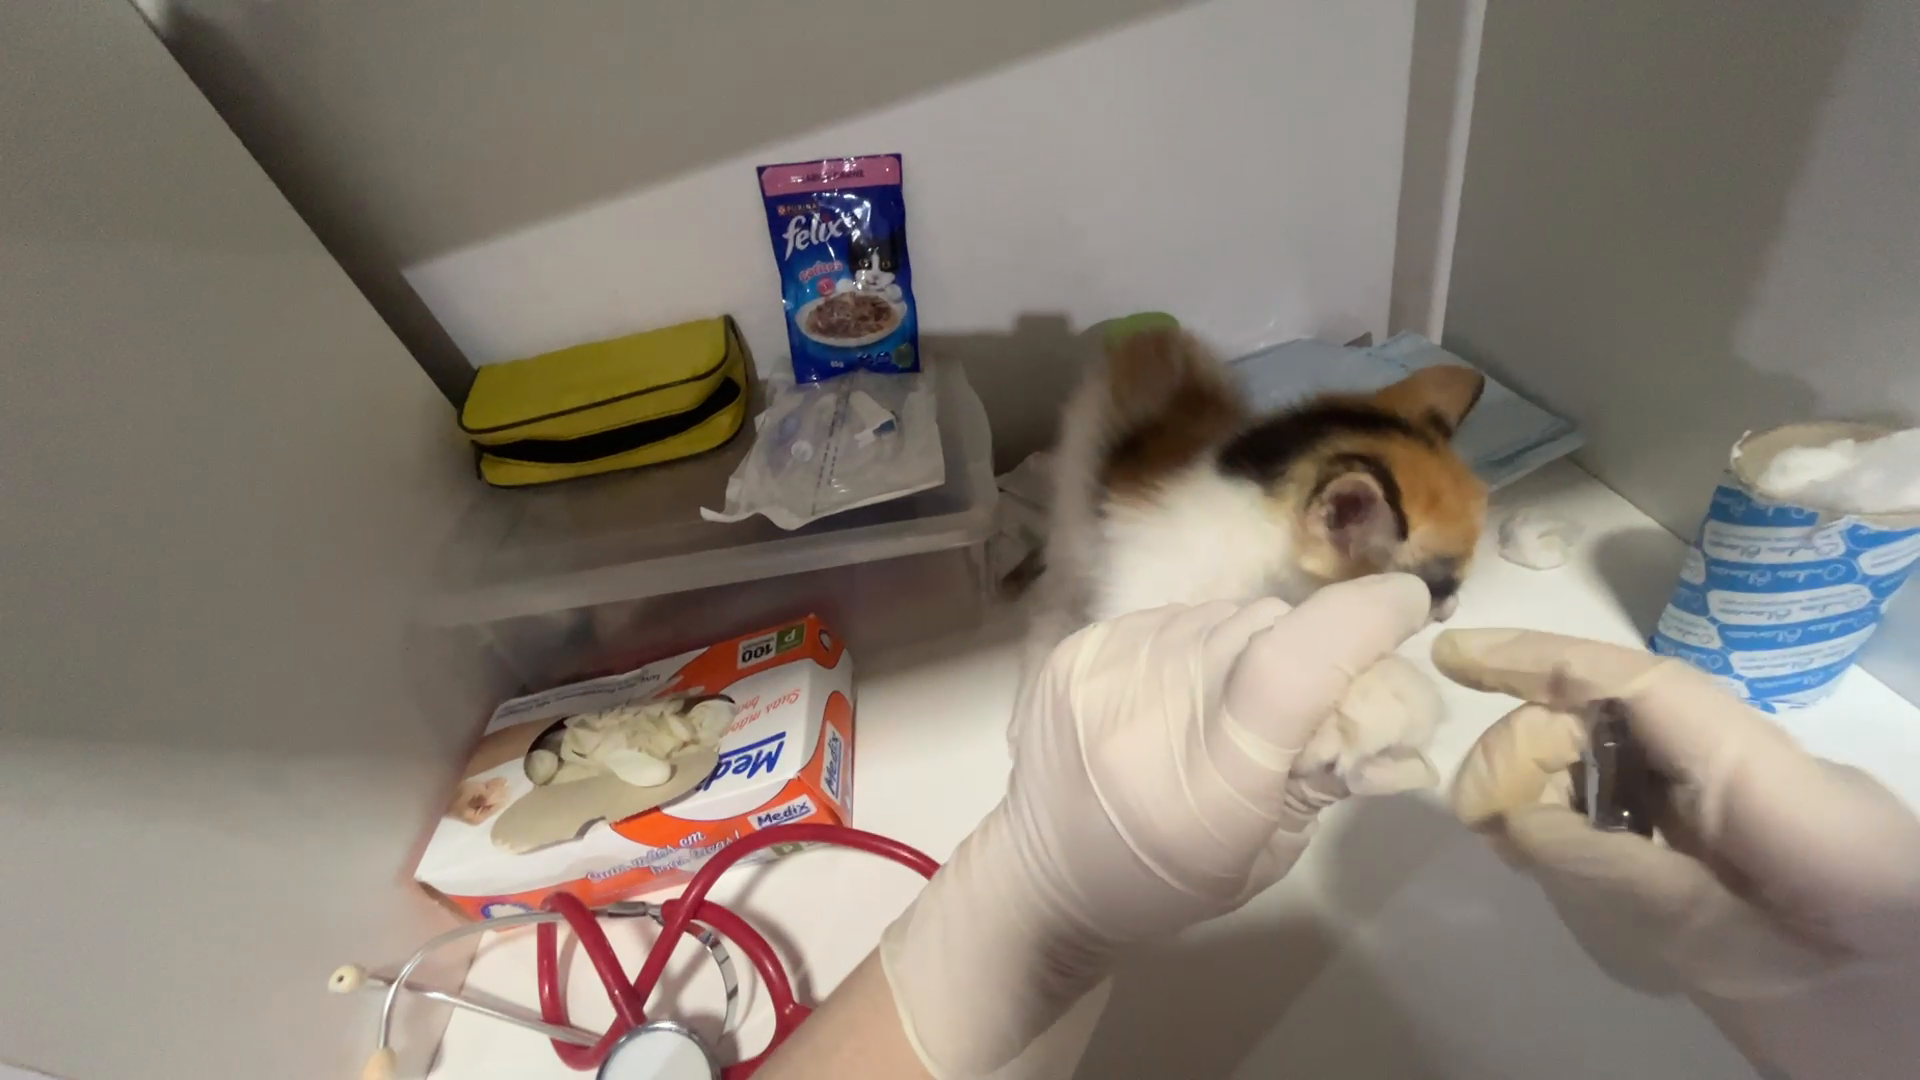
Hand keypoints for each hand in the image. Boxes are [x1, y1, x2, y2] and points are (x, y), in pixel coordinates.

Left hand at [882, 575, 1430, 1076]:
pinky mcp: (1074, 648)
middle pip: (1261, 626)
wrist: (1046, 870)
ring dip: (1245, 643)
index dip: (1356, 622)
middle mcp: (1146, 709)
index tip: (1405, 601)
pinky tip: (1175, 686)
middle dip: (1303, 646)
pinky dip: (1193, 641)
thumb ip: (1329, 768)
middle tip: (1296, 694)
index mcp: (1206, 784)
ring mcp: (1100, 667)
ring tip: (1222, 697)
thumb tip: (1390, 690)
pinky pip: (1168, 615)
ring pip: (1218, 613)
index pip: (1287, 670)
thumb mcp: (1267, 852)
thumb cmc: (1165, 883)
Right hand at [1436, 628, 1919, 1079]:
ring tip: (1500, 838)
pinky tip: (1538, 844)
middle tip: (1475, 817)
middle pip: (1609, 721)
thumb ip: (1622, 877)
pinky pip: (1631, 791)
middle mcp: (1765, 775)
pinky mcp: (1735, 832)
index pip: (1645, 688)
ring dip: (1540, 783)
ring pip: (1610, 752)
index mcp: (1787, 795)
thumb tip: (1514, 817)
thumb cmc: (1872, 1024)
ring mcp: (1750, 803)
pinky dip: (1570, 809)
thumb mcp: (1736, 963)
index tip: (1452, 657)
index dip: (1540, 659)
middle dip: (1526, 752)